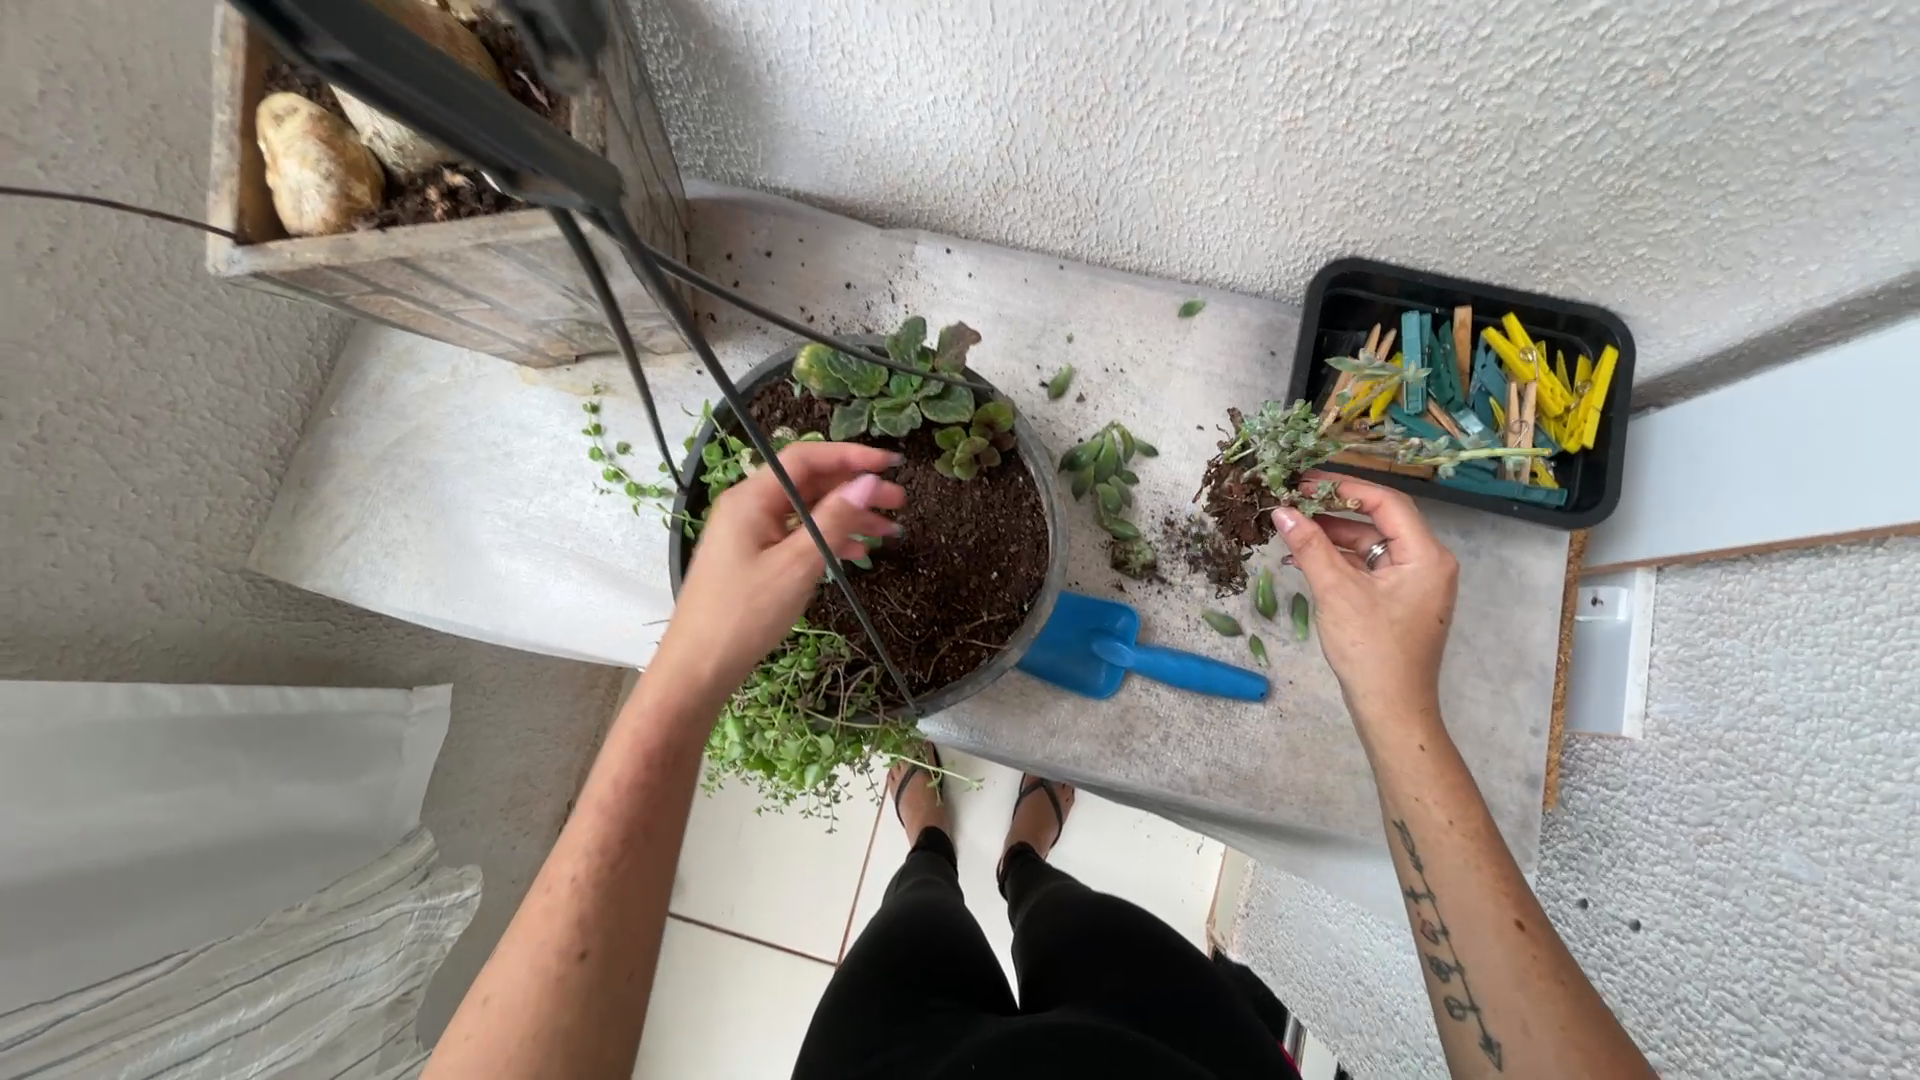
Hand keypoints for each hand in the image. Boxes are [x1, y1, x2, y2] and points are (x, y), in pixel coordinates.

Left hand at [653, 441, 905, 699]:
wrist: (699, 667)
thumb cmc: (745, 614)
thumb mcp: (798, 565)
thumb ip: (834, 519)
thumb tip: (868, 480)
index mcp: (752, 498)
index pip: (806, 458)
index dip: (851, 456)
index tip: (890, 464)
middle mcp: (750, 507)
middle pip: (810, 483)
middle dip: (856, 489)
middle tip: (898, 501)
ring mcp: (752, 533)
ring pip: (808, 511)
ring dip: (848, 517)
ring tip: (888, 531)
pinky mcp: (756, 557)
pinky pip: (798, 536)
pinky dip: (828, 540)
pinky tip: (857, 553)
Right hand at [1271, 472, 1457, 734]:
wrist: (1390, 707)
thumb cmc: (1370, 649)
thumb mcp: (1336, 591)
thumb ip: (1309, 546)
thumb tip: (1282, 510)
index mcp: (1426, 555)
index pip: (1386, 503)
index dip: (1345, 487)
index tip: (1306, 482)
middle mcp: (1427, 563)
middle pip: (1378, 522)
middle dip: (1334, 511)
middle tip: (1293, 502)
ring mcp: (1414, 583)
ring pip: (1370, 545)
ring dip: (1332, 537)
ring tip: (1292, 530)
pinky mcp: (1399, 600)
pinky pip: (1368, 567)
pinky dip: (1338, 561)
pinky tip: (1305, 559)